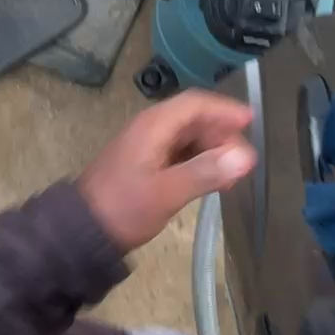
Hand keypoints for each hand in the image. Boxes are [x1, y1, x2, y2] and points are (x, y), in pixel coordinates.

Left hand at [78, 91, 256, 250]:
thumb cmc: (124, 207)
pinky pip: (180, 152)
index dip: (224, 109)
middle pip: (194, 119)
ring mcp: (148, 145)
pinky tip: (213, 180)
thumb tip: (245, 156)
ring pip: (189, 136)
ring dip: (212, 150)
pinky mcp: (148, 163)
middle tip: (244, 161)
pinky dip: (199, 161)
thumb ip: (205, 172)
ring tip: (233, 175)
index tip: (250, 121)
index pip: (195, 103)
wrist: (83, 230)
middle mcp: (152, 128)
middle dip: (222, 135)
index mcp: (154, 125)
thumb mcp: (167, 192)